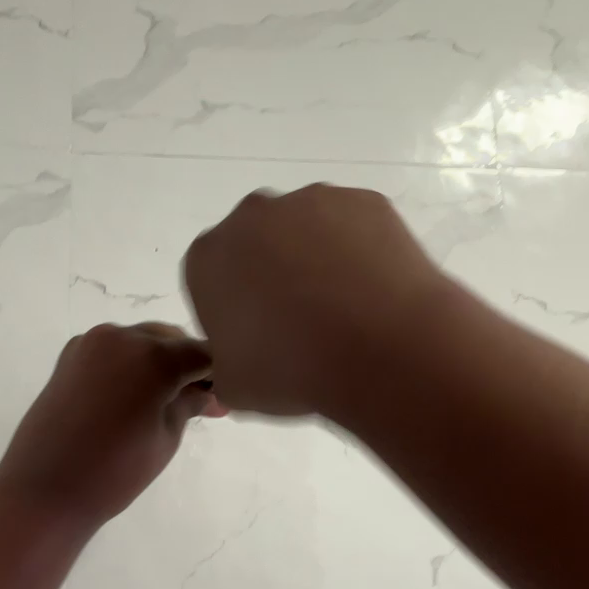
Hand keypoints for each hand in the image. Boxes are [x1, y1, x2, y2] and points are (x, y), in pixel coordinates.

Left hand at [0, 323, 223, 529]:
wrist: (45, 490)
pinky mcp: (71, 356)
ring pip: (142, 342)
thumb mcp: (166, 438)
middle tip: (201, 407)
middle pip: (171, 341)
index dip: (220, 375)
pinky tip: (136, 398)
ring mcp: (91, 343)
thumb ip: (190, 404)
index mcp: (153, 355)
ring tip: (167, 405)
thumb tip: (212, 394)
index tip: (226, 399)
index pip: (203, 353)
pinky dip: (131, 366)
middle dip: (189, 367)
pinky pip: (114, 351)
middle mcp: (122, 336)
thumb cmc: (115, 472)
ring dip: (160, 364)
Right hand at [182, 183, 447, 416]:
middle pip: (255, 244)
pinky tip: (370, 291)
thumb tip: (240, 365)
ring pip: (304, 230)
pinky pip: (351, 226)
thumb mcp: (234, 388)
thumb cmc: (291, 371)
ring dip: (313, 259)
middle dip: (269, 275)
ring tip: (341, 308)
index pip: (210, 279)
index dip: (232, 309)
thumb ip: (224, 367)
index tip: (255, 337)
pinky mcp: (364, 200)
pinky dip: (356, 251)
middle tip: (297, 322)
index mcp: (207, 258)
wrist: (381, 351)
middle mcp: (251, 216)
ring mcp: (310, 201)